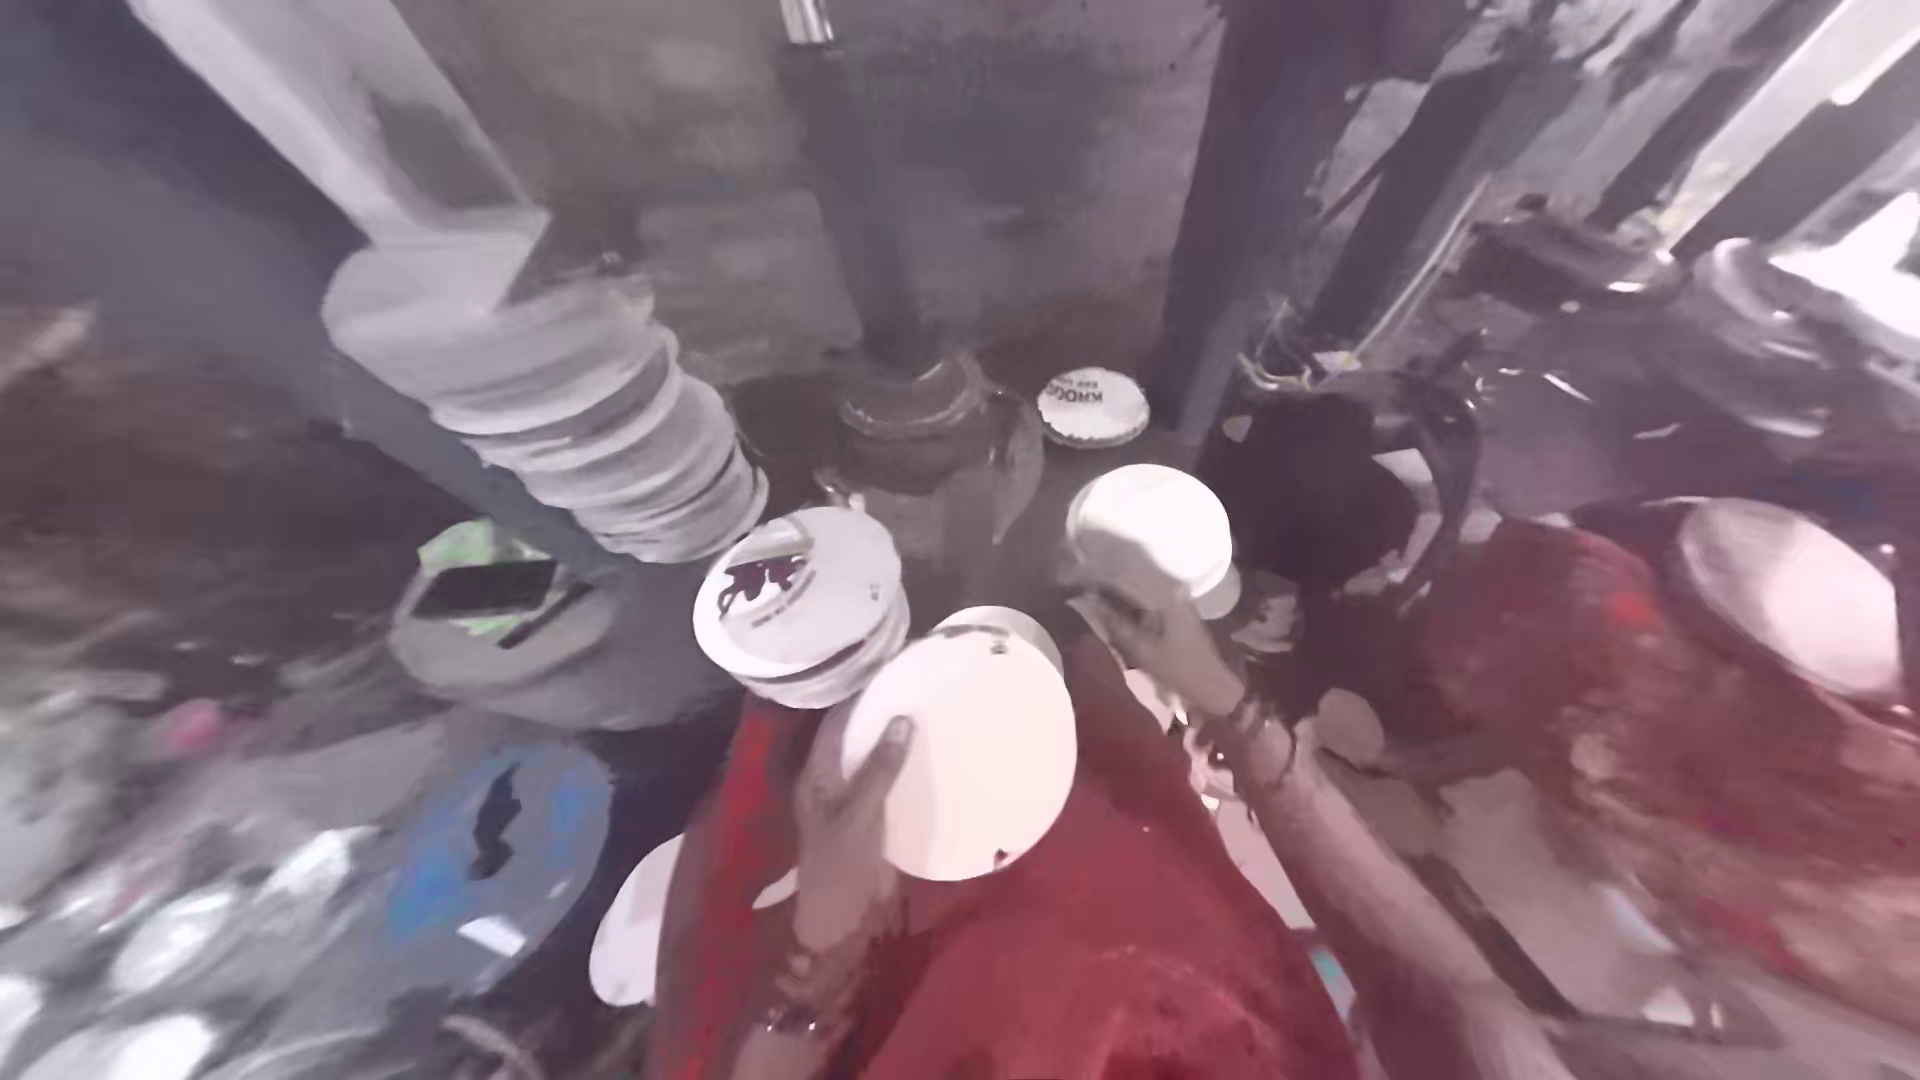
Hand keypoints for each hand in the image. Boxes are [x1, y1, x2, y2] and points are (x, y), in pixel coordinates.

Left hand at [792, 709, 912, 952]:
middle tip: (914, 687)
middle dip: (879, 715)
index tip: (887, 673)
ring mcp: (853, 796)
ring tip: (926, 708)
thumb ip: (880, 767)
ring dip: (893, 738)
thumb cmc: (840, 862)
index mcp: (817, 774)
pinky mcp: (873, 812)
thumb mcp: (860, 813)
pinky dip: (904, 764)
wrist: (842, 919)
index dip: (857, 699)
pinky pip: (888, 779)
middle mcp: (832, 778)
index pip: (835, 724)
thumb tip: (903, 719)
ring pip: (873, 757)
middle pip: (855, 737)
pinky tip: (929, 750)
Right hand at [1065, 530, 1246, 716]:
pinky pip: (1139, 574)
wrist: (1211, 680)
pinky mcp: (1171, 590)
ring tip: (1078, 575)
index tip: (1064, 580)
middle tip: (1067, 574)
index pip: (1117, 575)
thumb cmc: (1175, 670)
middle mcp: (1168, 582)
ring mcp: (1171, 584)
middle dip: (1092, 566)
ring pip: (1131, 565)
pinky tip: (1100, 583)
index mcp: (1161, 596)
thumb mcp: (1139, 650)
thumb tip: (1082, 599)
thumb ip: (1111, 620)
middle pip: (1124, 563)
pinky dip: (1117, 576)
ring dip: (1103, 568)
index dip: (1087, 575)